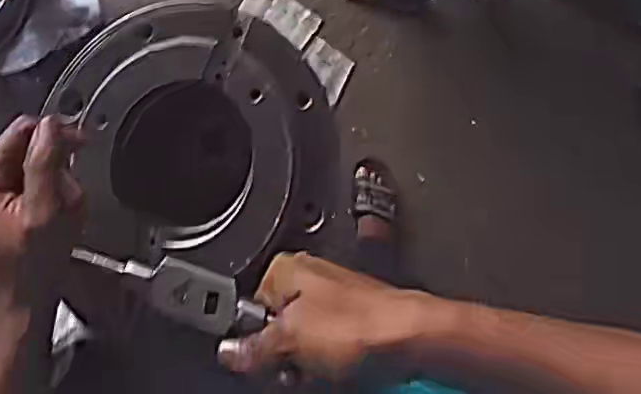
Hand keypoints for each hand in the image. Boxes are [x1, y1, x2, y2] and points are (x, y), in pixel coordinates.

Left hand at [0, 115, 86, 315]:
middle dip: (53, 160)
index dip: (54, 133)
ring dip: (52, 176)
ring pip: (27, 163)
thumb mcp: (46, 209)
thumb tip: (51, 123)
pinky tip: (52, 211)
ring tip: (60, 204)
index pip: (21, 129)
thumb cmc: (32, 268)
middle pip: (23, 145)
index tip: (78, 146)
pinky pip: (24, 182)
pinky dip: (45, 190)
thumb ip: (46, 161)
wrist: (22, 311)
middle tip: (69, 186)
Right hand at [216, 253, 431, 381]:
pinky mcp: (350, 324)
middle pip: (277, 330)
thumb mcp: (293, 338)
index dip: (255, 341)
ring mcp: (330, 302)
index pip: (249, 308)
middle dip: (285, 357)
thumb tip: (228, 350)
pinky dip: (330, 366)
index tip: (266, 361)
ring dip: (309, 366)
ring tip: (326, 370)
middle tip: (300, 367)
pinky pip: (326, 353)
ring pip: (302, 347)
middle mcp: (307, 278)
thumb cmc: (361, 323)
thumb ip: (255, 344)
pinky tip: (341, 372)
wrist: (412, 338)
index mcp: (286, 268)